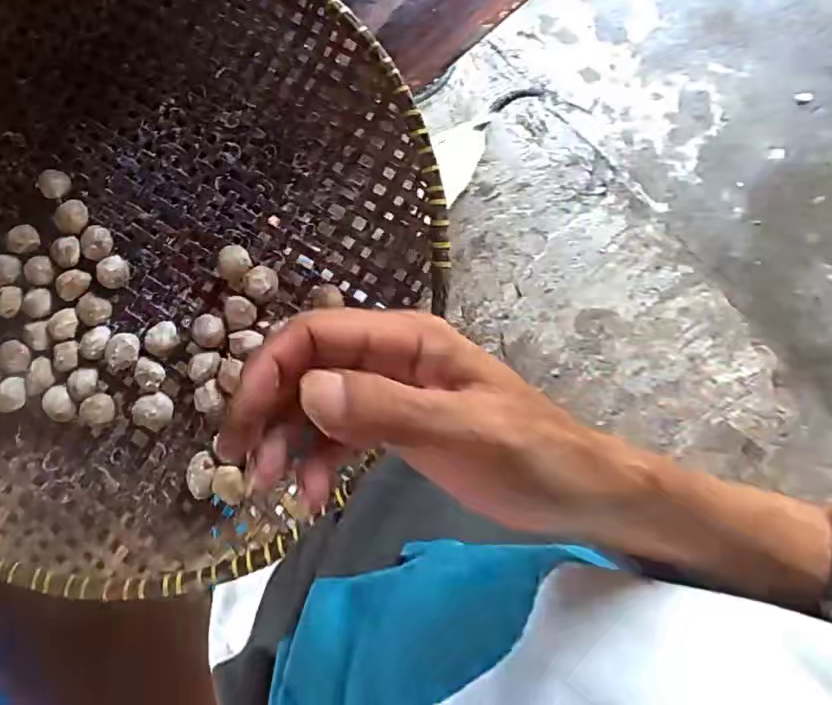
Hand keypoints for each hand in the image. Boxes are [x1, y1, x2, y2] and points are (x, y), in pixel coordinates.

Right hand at [220, 309, 831, 607]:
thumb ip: (385, 409)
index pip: (316, 333)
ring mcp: (388, 389)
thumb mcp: (463, 434)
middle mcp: (387, 355)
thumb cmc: (533, 458)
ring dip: (286, 438)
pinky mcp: (392, 423)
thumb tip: (306, 390)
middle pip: (307, 366)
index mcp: (404, 338)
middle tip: (240, 458)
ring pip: (315, 401)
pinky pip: (337, 434)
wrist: (591, 498)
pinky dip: (316, 461)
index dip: (272, 367)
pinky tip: (311, 498)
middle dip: (269, 406)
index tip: (243, 417)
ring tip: (269, 485)